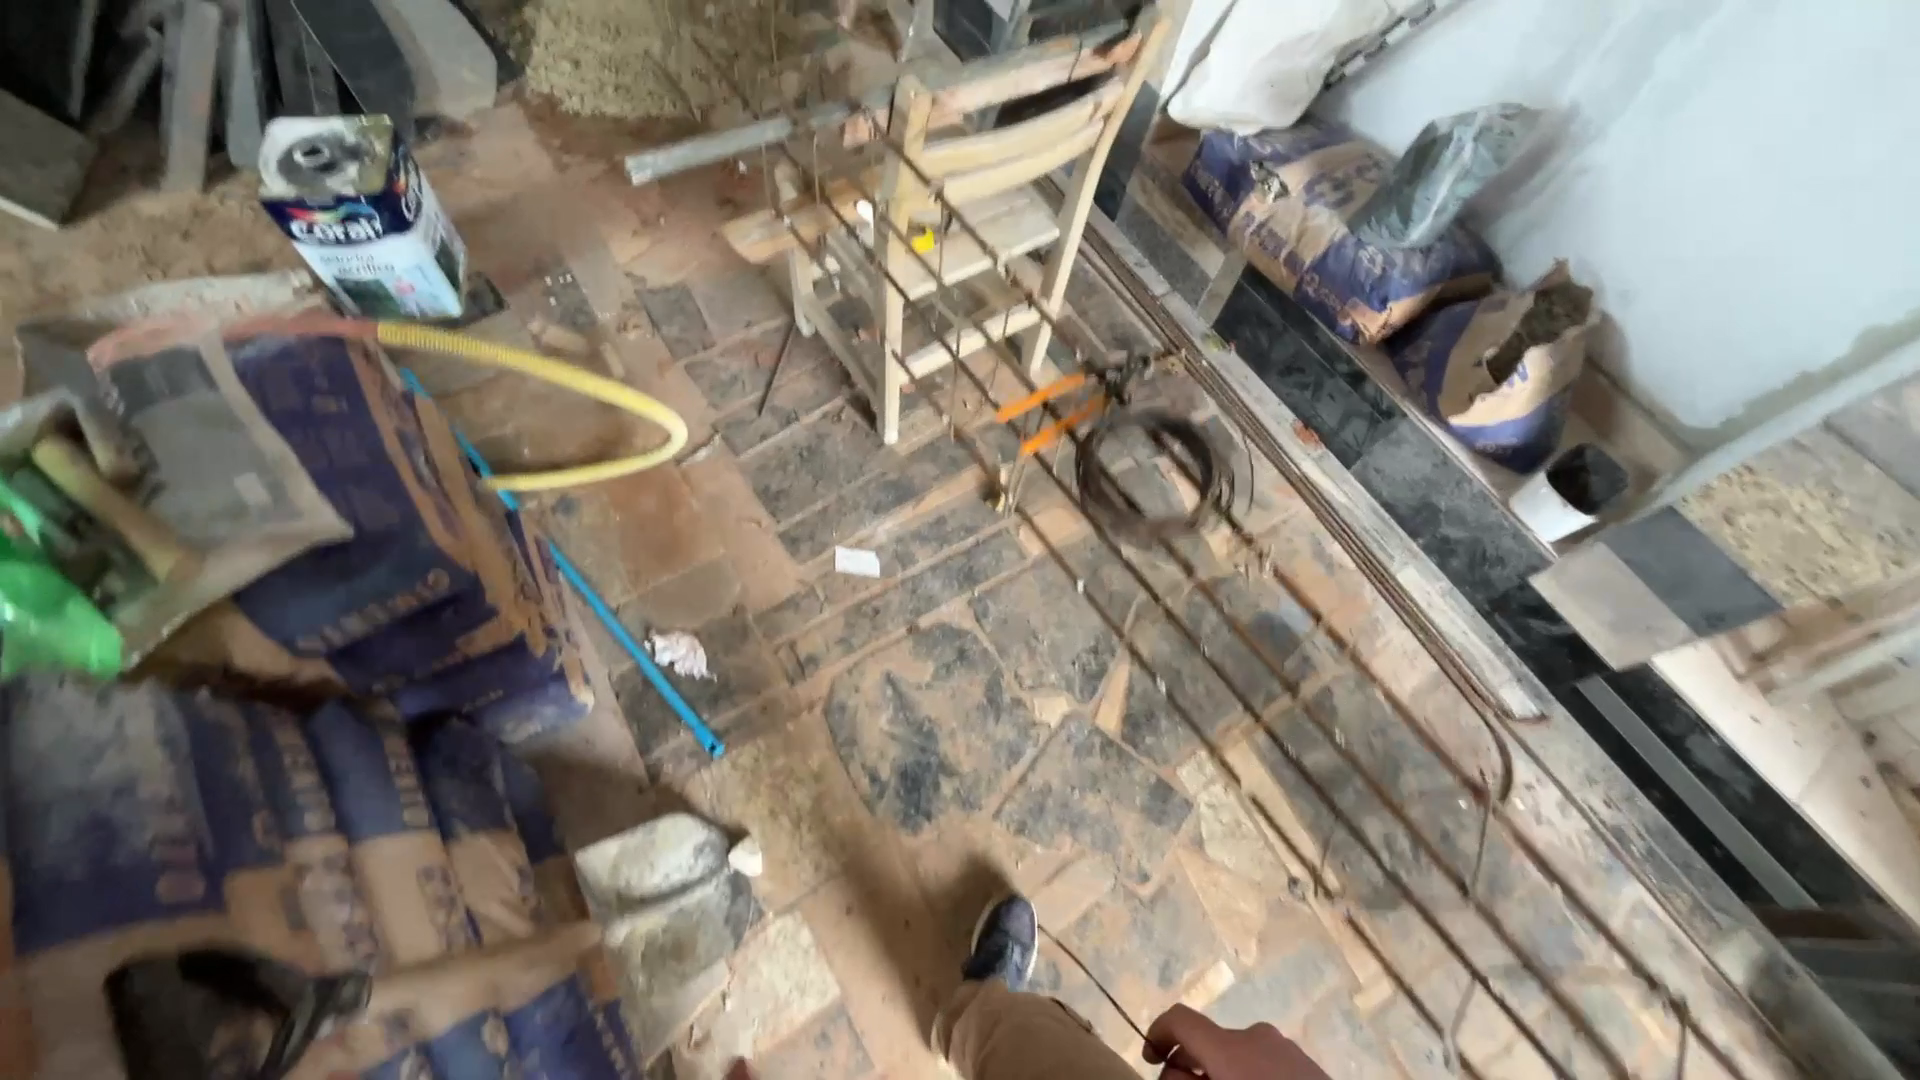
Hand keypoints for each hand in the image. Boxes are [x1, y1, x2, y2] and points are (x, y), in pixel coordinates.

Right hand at [1142, 1005, 1332, 1079]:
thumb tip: (1173, 1072)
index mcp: (1229, 1047)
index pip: (1180, 1018)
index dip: (1158, 1033)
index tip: (1150, 1059)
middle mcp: (1255, 1036)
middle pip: (1209, 1040)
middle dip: (1192, 1065)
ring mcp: (1286, 1048)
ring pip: (1237, 1054)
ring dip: (1221, 1073)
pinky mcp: (1308, 1066)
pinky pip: (1264, 1064)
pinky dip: (1249, 1077)